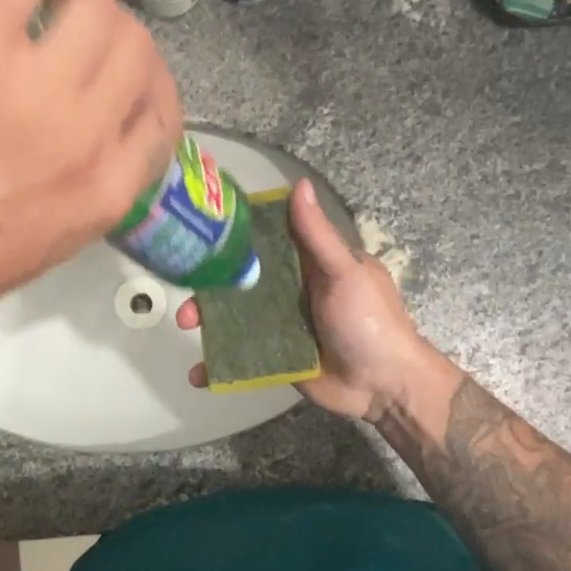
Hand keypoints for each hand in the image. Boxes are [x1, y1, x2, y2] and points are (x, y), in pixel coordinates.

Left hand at [0, 0, 182, 361]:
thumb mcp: (42, 244)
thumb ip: (74, 191)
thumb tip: (74, 145)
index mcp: (107, 195)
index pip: (159, 117)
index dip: (142, 84)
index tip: (111, 74)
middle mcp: (90, 139)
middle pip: (136, 51)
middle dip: (111, 27)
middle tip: (68, 19)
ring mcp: (39, 92)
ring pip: (96, 6)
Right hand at [176, 180, 445, 422]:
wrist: (384, 385)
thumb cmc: (370, 321)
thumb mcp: (345, 273)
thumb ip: (318, 236)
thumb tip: (298, 184)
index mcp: (307, 264)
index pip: (264, 243)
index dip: (232, 239)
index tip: (198, 235)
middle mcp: (289, 292)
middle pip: (239, 284)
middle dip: (209, 289)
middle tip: (186, 293)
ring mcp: (281, 328)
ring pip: (234, 320)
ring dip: (207, 323)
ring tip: (186, 328)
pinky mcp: (276, 360)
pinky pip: (241, 358)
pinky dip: (218, 366)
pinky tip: (199, 374)